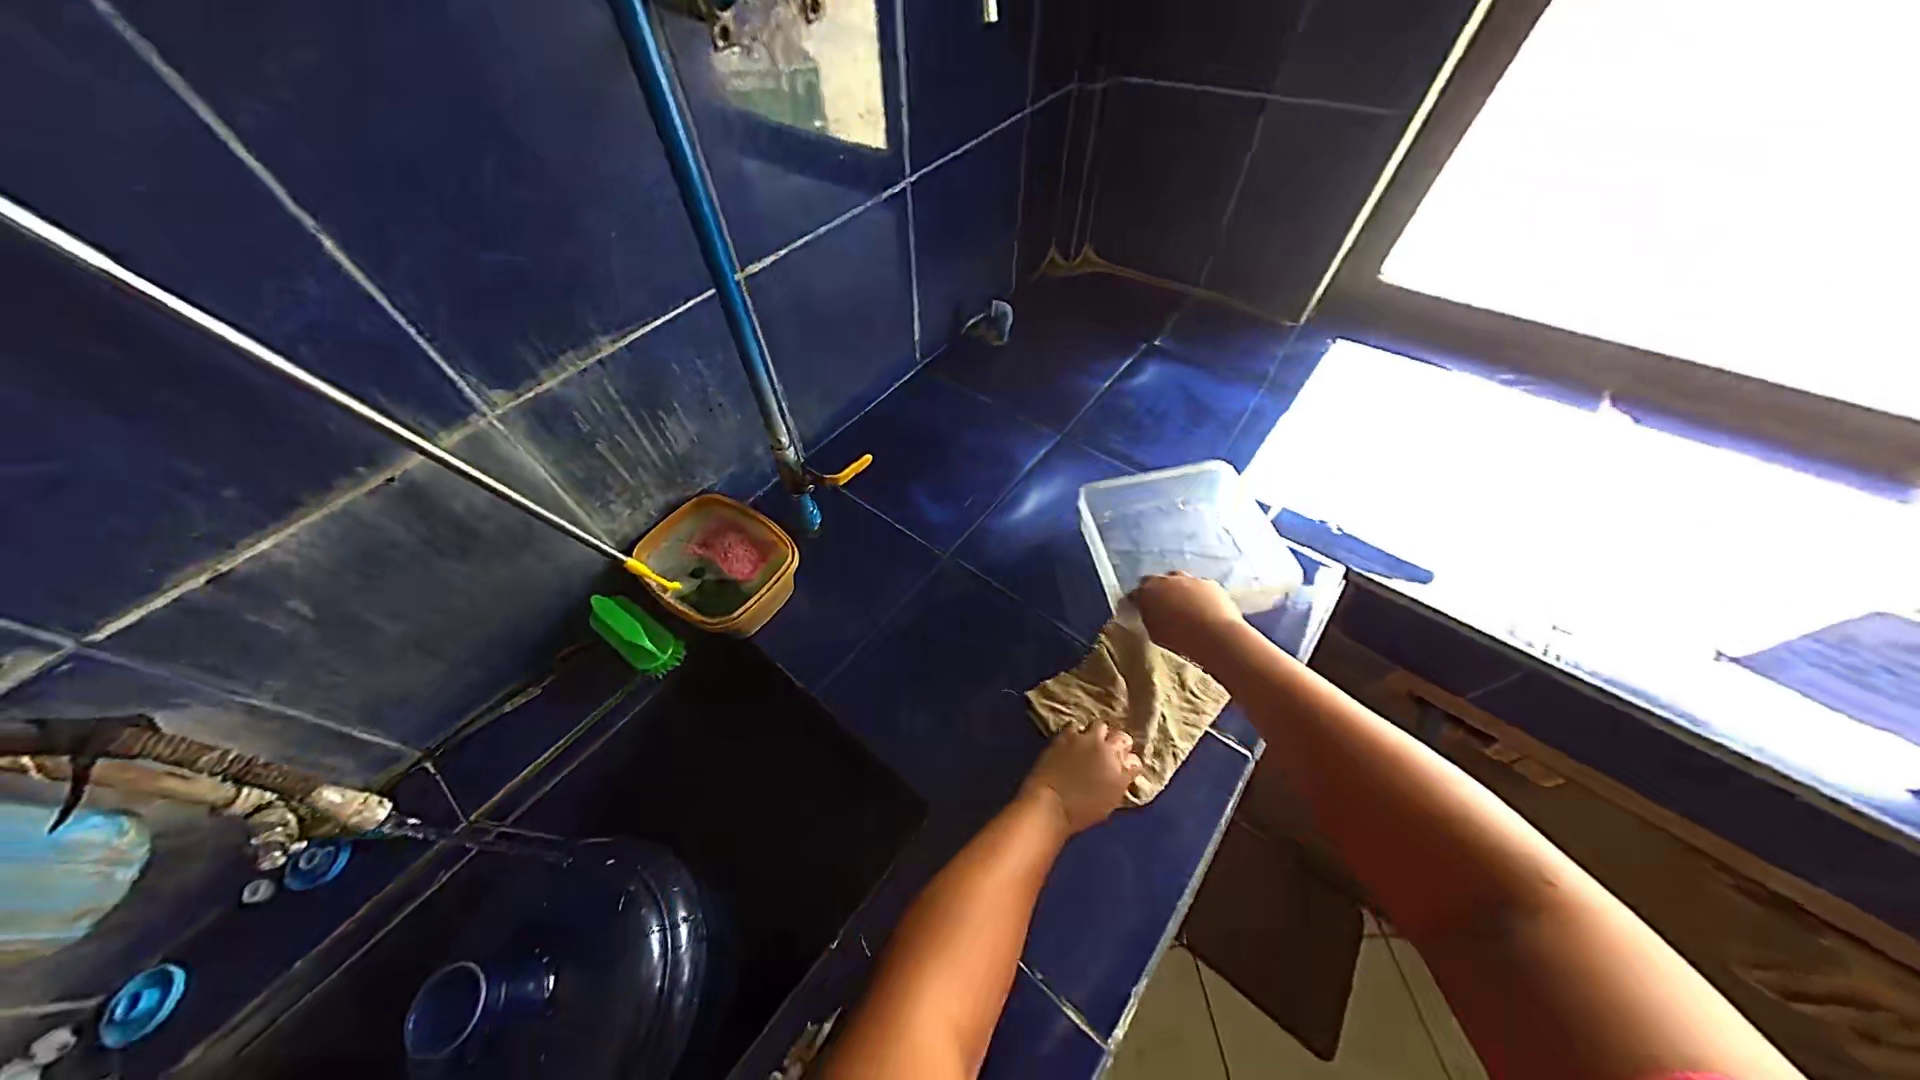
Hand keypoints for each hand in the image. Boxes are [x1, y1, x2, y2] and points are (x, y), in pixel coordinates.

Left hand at [1021, 721, 1142, 833]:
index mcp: (1120, 768)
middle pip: (1119, 736)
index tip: (1124, 766)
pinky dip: (1075, 733)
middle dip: (1116, 742)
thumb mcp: (1111, 800)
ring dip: (1097, 733)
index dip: (1129, 762)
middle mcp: (1105, 748)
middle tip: (1109, 751)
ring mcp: (1085, 739)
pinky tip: (1071, 742)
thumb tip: (1127, 768)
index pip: (1134, 759)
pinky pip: (1074, 726)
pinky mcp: (1064, 736)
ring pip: (1098, 725)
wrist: (1050, 803)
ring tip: (1090, 743)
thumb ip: (1121, 780)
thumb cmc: (1081, 811)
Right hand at [1130, 572, 1245, 662]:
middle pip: (1155, 580)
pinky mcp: (1209, 582)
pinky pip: (1199, 585)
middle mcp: (1165, 580)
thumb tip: (1150, 612)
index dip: (1137, 601)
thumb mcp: (1153, 632)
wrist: (1213, 634)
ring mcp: (1188, 578)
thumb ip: (1149, 617)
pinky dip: (1198, 593)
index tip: (1139, 609)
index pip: (1135, 593)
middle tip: (1161, 605)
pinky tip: (1203, 606)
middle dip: (1156, 590)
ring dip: (1178, 588)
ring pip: (1178, 579)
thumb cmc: (1178, 638)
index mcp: (1146, 592)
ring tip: (1183, 605)